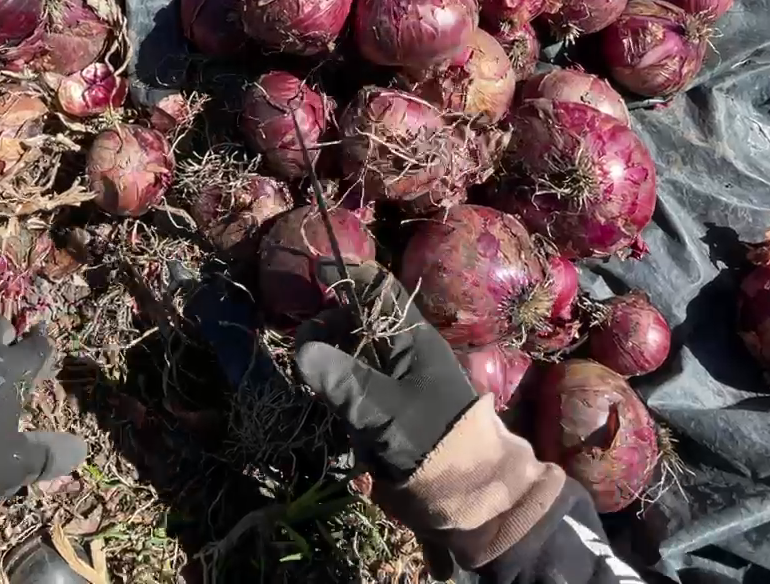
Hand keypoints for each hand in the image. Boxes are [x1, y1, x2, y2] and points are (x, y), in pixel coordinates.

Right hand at [294, 273, 477, 479]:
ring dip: (332, 359)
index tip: (316, 273)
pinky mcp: (390, 404)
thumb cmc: (431, 438)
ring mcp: (398, 377)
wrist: (468, 494)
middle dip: (329, 326)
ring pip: (354, 351)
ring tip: (314, 378)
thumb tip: (301, 351)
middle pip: (359, 319)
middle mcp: (405, 350)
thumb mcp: (383, 409)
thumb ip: (342, 380)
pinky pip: (356, 381)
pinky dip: (340, 386)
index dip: (349, 276)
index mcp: (412, 337)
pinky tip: (331, 402)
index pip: (379, 289)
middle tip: (304, 347)